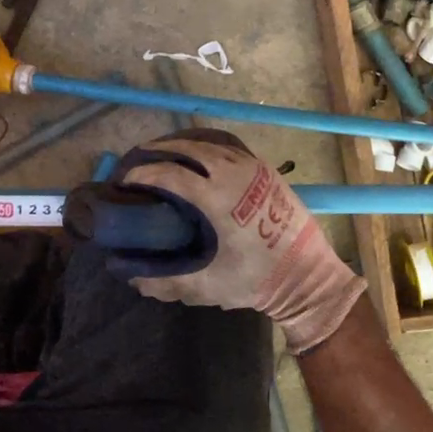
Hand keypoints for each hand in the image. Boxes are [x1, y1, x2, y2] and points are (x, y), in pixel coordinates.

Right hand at [119, 133, 366, 353]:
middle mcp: (234, 173)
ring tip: (165, 155)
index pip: (170, 174)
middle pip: (189, 148)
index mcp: (217, 197)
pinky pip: (230, 149)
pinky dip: (208, 149)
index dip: (143, 174)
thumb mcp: (208, 286)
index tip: (125, 180)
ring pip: (211, 145)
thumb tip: (131, 277)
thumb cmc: (257, 281)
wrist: (307, 276)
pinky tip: (200, 159)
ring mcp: (254, 168)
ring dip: (185, 146)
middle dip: (160, 150)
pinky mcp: (267, 171)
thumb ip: (166, 282)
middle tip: (139, 160)